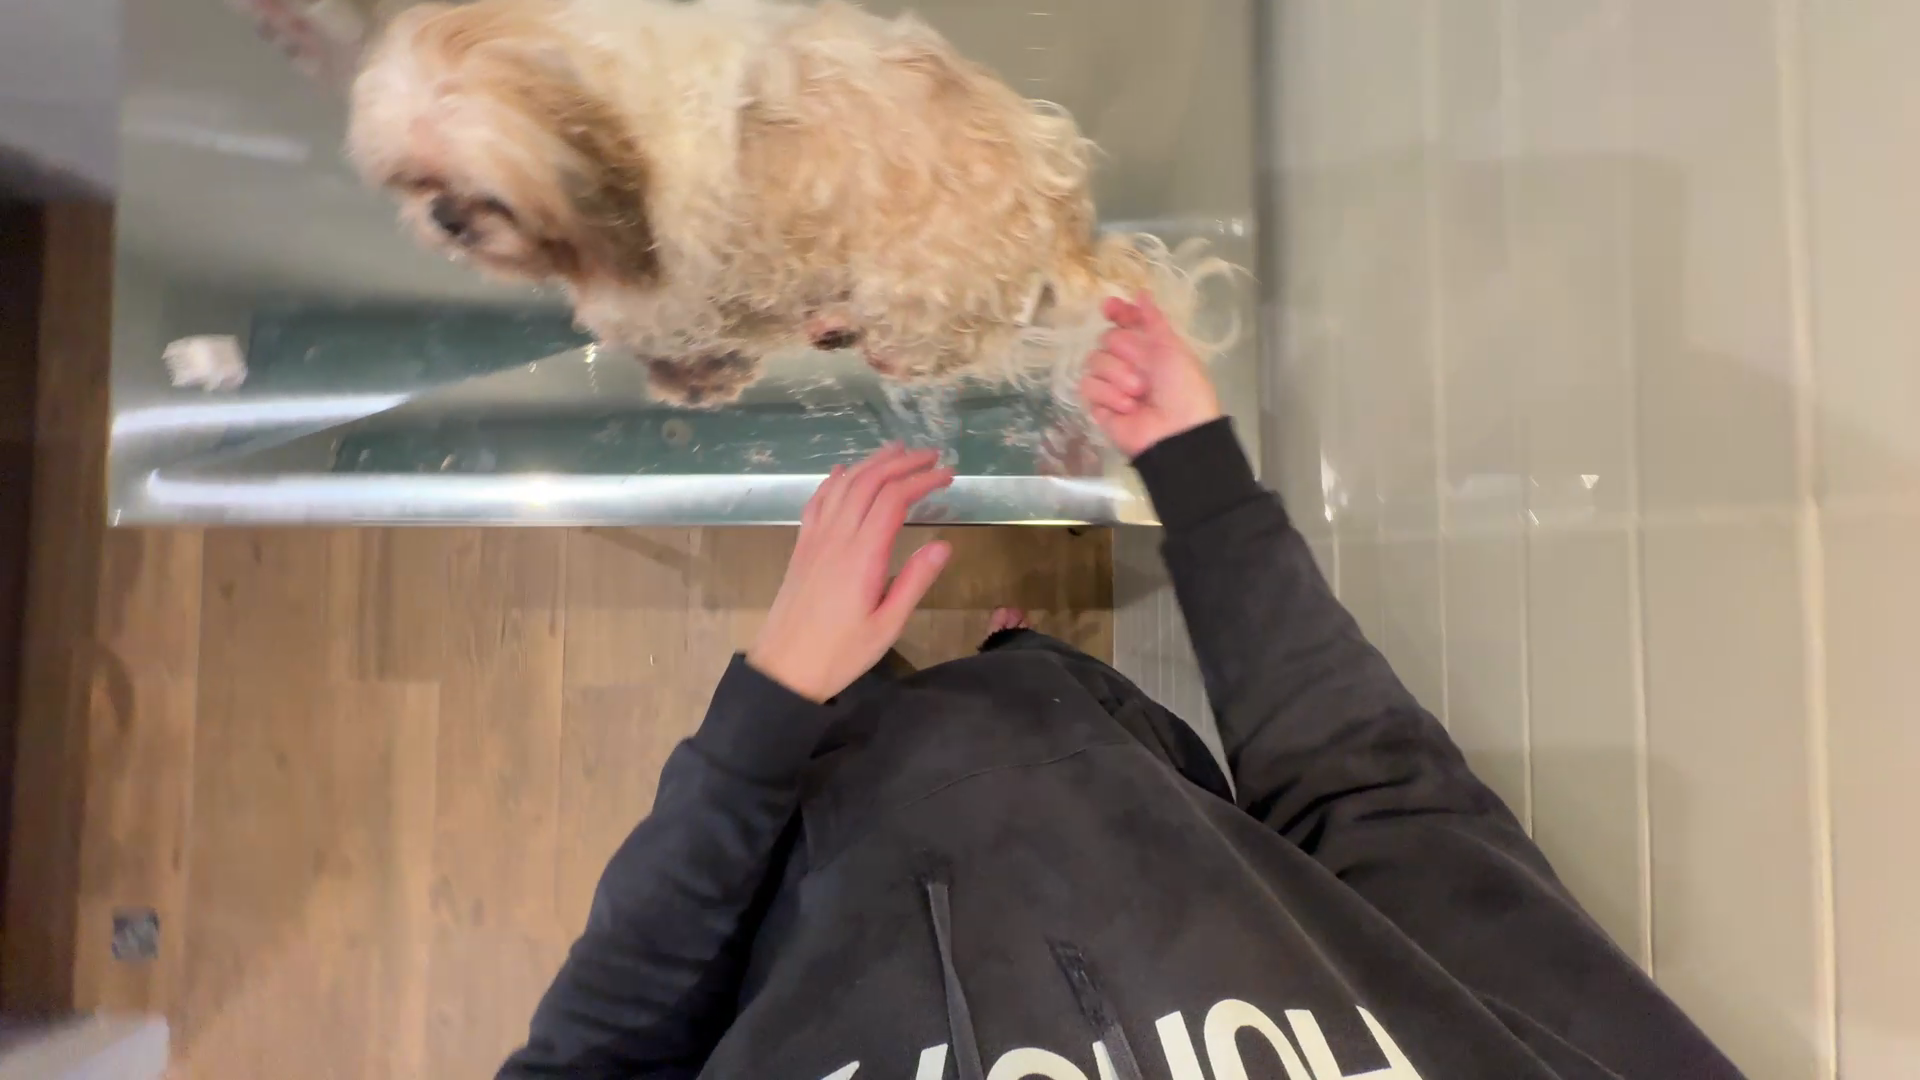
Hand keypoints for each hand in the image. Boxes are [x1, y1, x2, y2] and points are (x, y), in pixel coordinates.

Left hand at [748, 445, 954, 701]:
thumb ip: (914, 581)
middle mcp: (836, 537)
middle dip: (901, 462)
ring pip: (842, 485)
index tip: (948, 475)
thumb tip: (943, 543)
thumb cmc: (840, 653)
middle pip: (868, 482)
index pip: (894, 500)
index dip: (922, 480)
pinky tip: (844, 472)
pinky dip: (835, 480)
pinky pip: (817, 501)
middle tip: (931, 454)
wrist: (783, 669)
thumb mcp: (887, 625)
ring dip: (870, 463)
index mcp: (862, 556)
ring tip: (896, 451)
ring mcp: (814, 538)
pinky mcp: (801, 546)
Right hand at [1079, 292, 1222, 458]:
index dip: (1117, 312)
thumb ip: (1153, 320)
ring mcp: (1110, 384)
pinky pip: (1088, 386)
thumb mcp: (1173, 348)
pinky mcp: (1097, 405)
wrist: (1175, 431)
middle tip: (1144, 372)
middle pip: (1105, 339)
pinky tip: (1127, 407)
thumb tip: (1141, 293)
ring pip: (1094, 361)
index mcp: (1148, 347)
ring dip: (1118, 375)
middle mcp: (1126, 362)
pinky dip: (1108, 395)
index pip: (1123, 322)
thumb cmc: (1182, 388)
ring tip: (1138, 394)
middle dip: (1124, 352)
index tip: (1109, 308)